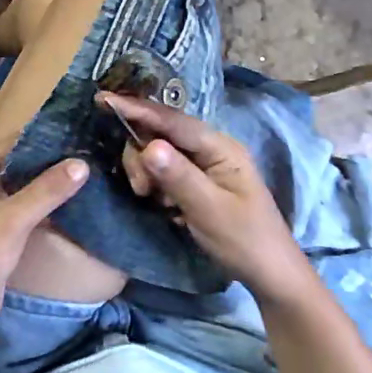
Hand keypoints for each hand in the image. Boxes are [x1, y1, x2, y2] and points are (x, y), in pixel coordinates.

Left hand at [0, 147, 88, 322]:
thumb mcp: (14, 219)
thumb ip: (48, 189)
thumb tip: (84, 162)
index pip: (15, 141)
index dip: (49, 139)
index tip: (83, 137)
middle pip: (19, 159)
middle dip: (52, 160)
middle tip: (92, 154)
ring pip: (22, 181)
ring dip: (49, 181)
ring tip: (88, 172)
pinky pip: (21, 200)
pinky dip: (42, 200)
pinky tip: (70, 197)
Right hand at [99, 93, 312, 294]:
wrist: (269, 272)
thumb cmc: (243, 240)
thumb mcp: (209, 209)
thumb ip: (178, 176)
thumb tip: (148, 146)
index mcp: (220, 147)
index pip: (173, 120)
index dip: (137, 109)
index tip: (102, 99)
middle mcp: (211, 149)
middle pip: (161, 134)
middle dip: (142, 156)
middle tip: (141, 190)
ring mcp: (204, 166)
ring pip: (159, 154)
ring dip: (147, 174)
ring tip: (155, 201)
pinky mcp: (196, 183)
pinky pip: (165, 172)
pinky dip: (156, 185)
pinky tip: (163, 205)